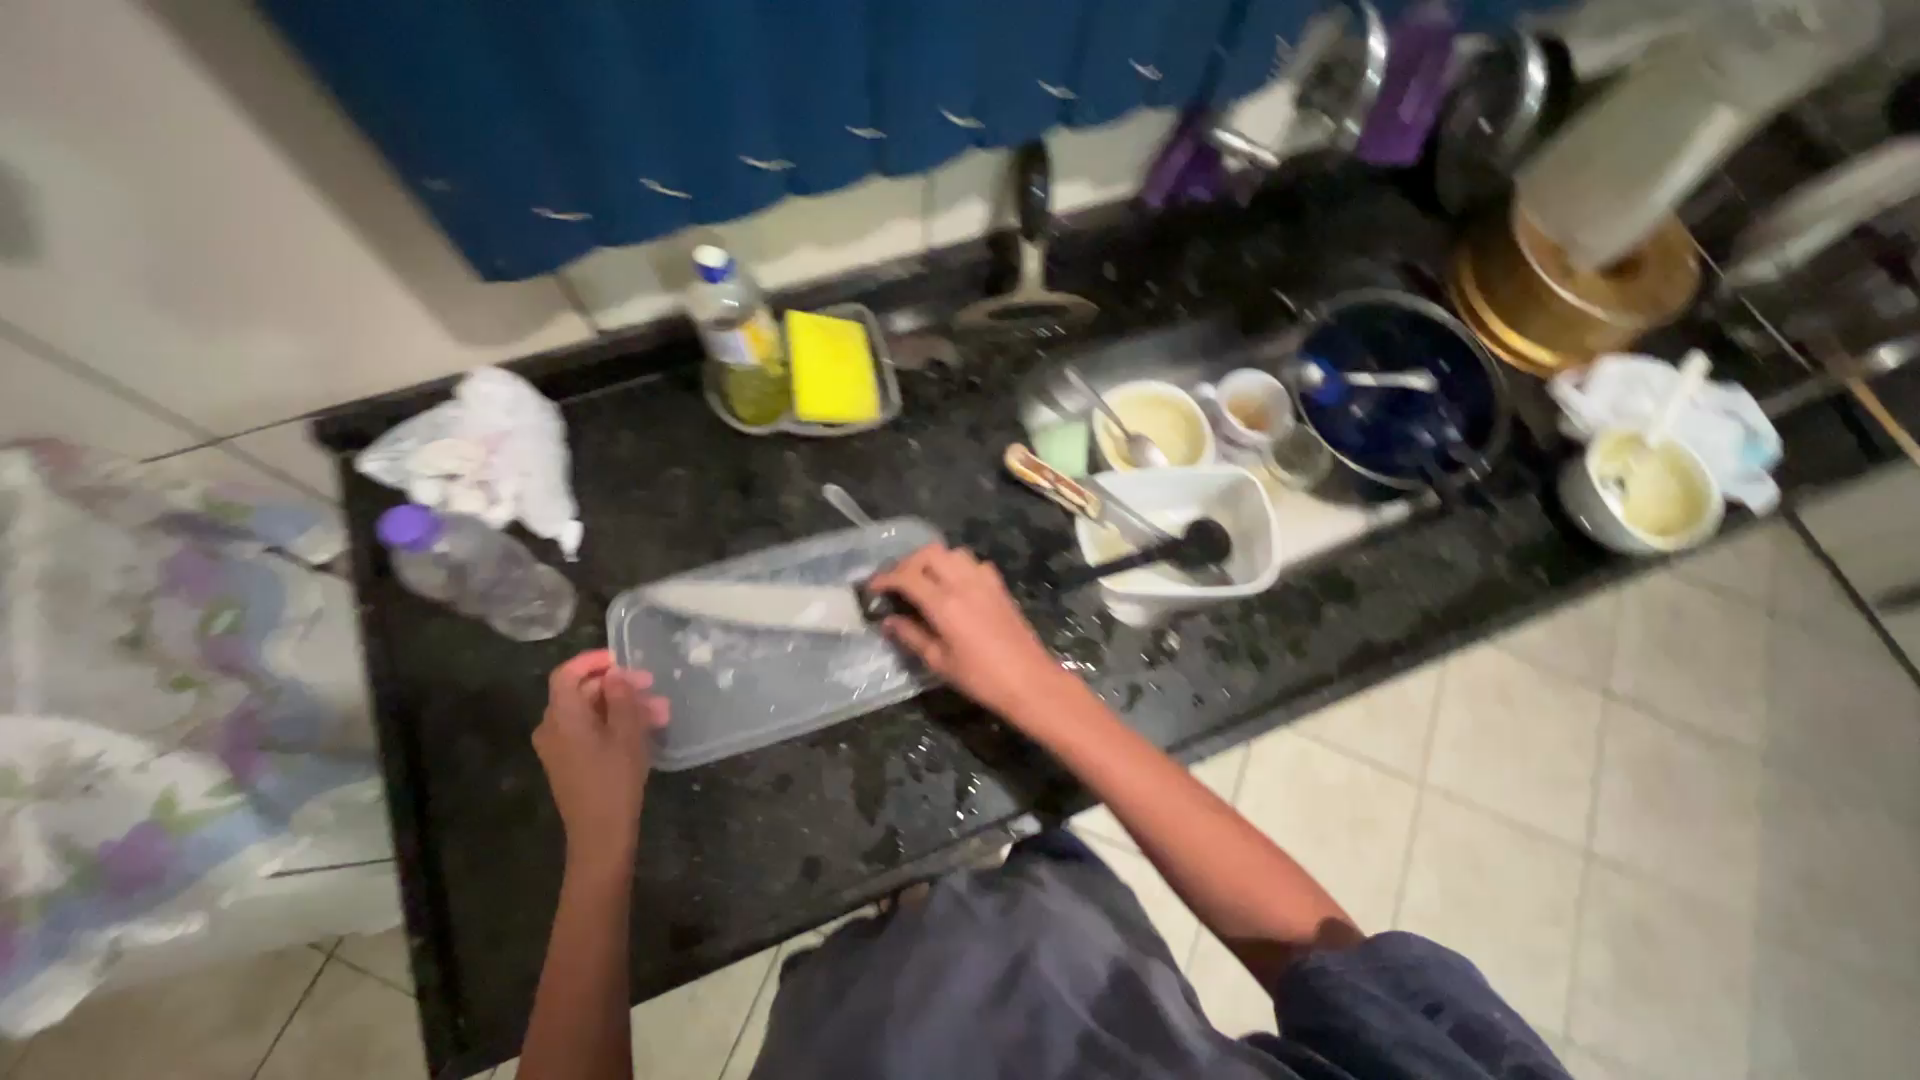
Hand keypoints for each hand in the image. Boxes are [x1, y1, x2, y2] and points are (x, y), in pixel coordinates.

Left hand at [533, 649, 669, 871]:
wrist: (600, 834)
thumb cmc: (614, 779)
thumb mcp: (627, 733)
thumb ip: (622, 698)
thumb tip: (616, 675)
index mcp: (562, 716)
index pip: (568, 674)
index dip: (594, 661)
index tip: (623, 659)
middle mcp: (552, 727)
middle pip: (581, 692)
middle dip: (619, 686)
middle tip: (652, 686)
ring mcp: (558, 747)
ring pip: (590, 713)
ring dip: (623, 707)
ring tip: (661, 712)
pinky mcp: (568, 762)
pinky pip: (589, 731)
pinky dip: (614, 724)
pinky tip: (645, 730)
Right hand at [868, 544, 1071, 721]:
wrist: (1029, 681)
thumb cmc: (980, 678)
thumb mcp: (939, 662)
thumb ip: (911, 636)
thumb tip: (887, 621)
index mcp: (945, 604)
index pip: (907, 576)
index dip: (884, 578)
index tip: (872, 588)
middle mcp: (964, 583)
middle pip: (929, 553)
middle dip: (908, 563)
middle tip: (897, 584)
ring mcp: (985, 581)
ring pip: (953, 553)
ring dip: (933, 561)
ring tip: (924, 582)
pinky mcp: (999, 586)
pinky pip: (974, 563)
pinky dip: (958, 567)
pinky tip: (954, 586)